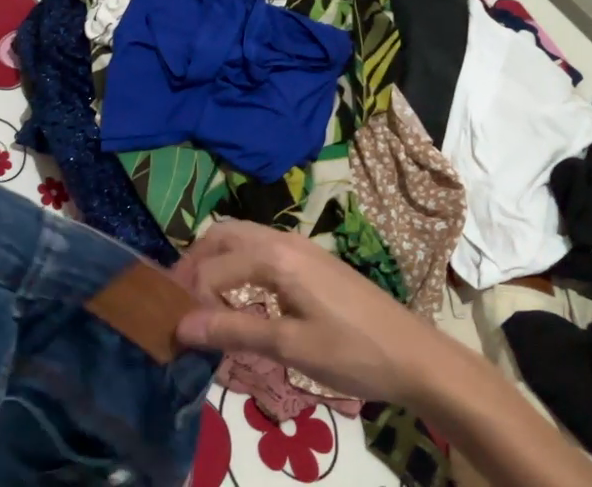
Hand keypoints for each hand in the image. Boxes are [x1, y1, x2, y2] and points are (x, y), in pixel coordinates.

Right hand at [172, 219, 439, 404]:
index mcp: (275, 257)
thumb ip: (234, 331)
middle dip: (195, 262)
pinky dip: (237, 262)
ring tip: (202, 298)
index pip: (214, 268)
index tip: (176, 328)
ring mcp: (300, 246)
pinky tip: (240, 295)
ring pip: (242, 237)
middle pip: (222, 235)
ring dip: (216, 259)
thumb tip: (182, 326)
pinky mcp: (312, 259)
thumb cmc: (353, 352)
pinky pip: (260, 248)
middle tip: (178, 299)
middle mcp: (283, 239)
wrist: (416, 356)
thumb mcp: (290, 347)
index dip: (189, 296)